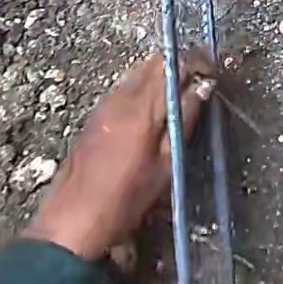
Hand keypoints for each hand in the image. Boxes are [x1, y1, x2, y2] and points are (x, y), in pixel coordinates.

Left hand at [21, 50, 215, 261]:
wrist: (71, 222)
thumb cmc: (125, 199)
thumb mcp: (166, 163)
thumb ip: (185, 118)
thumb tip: (202, 86)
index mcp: (142, 108)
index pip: (172, 63)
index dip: (196, 61)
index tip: (211, 73)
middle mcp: (121, 97)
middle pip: (154, 61)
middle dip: (180, 65)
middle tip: (198, 82)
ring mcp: (105, 104)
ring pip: (139, 71)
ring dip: (162, 75)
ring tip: (178, 96)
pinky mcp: (95, 114)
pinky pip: (126, 85)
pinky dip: (145, 86)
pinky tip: (153, 110)